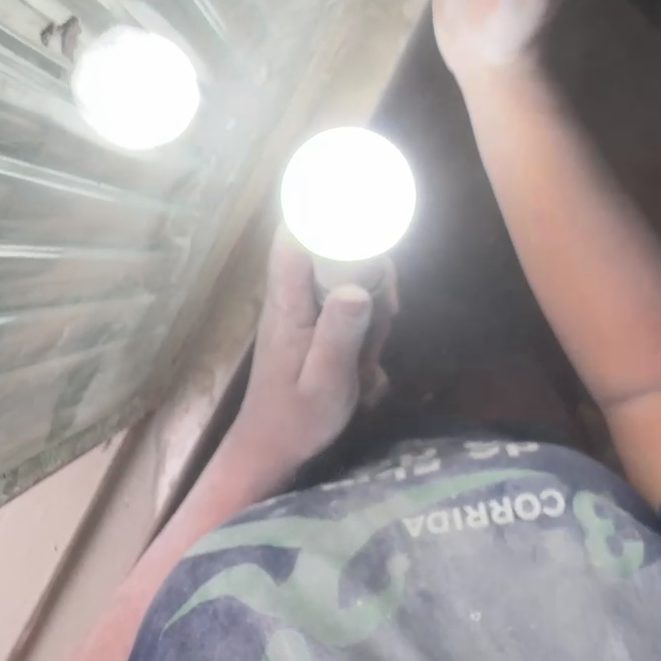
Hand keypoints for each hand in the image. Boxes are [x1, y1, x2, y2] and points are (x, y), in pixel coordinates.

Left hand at [221, 229, 397, 480]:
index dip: (319, 213)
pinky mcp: (310, 325)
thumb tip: (358, 289)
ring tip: (372, 351)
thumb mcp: (325, 383)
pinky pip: (342, 304)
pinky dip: (363, 324)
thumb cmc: (295, 421)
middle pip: (328, 253)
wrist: (270, 451)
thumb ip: (339, 336)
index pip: (292, 239)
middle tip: (390, 310)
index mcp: (288, 304)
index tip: (359, 208)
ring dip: (369, 305)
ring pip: (342, 280)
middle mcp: (291, 298)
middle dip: (368, 271)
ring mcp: (300, 310)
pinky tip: (366, 361)